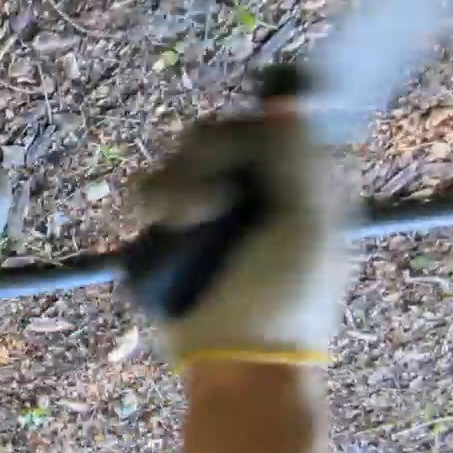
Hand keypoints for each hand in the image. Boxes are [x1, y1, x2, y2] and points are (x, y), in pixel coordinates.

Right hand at [131, 114, 348, 367]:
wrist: (234, 357)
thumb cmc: (284, 297)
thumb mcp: (306, 226)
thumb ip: (296, 159)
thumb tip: (287, 96)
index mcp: (301, 183)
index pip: (271, 123)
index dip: (252, 126)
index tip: (243, 145)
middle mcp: (253, 190)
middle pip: (215, 136)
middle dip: (207, 159)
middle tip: (213, 195)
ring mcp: (208, 211)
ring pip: (175, 162)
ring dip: (177, 187)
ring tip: (184, 222)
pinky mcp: (167, 231)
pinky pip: (146, 192)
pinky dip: (151, 203)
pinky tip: (163, 226)